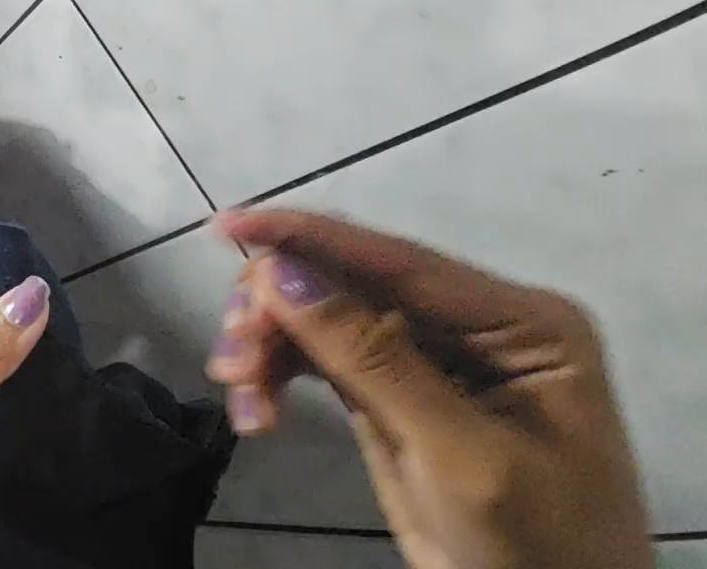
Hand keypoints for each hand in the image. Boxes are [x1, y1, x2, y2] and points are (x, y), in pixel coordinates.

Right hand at [207, 208, 653, 568]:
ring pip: (308, 312)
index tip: (223, 224)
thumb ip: (370, 357)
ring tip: (238, 389)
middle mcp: (463, 319)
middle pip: (336, 281)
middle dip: (273, 310)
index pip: (390, 258)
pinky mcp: (380, 378)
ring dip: (263, 344)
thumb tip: (278, 272)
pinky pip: (307, 352)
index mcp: (515, 321)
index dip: (301, 234)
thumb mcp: (459, 454)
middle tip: (232, 354)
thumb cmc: (538, 546)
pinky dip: (271, 373)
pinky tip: (255, 410)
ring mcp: (418, 347)